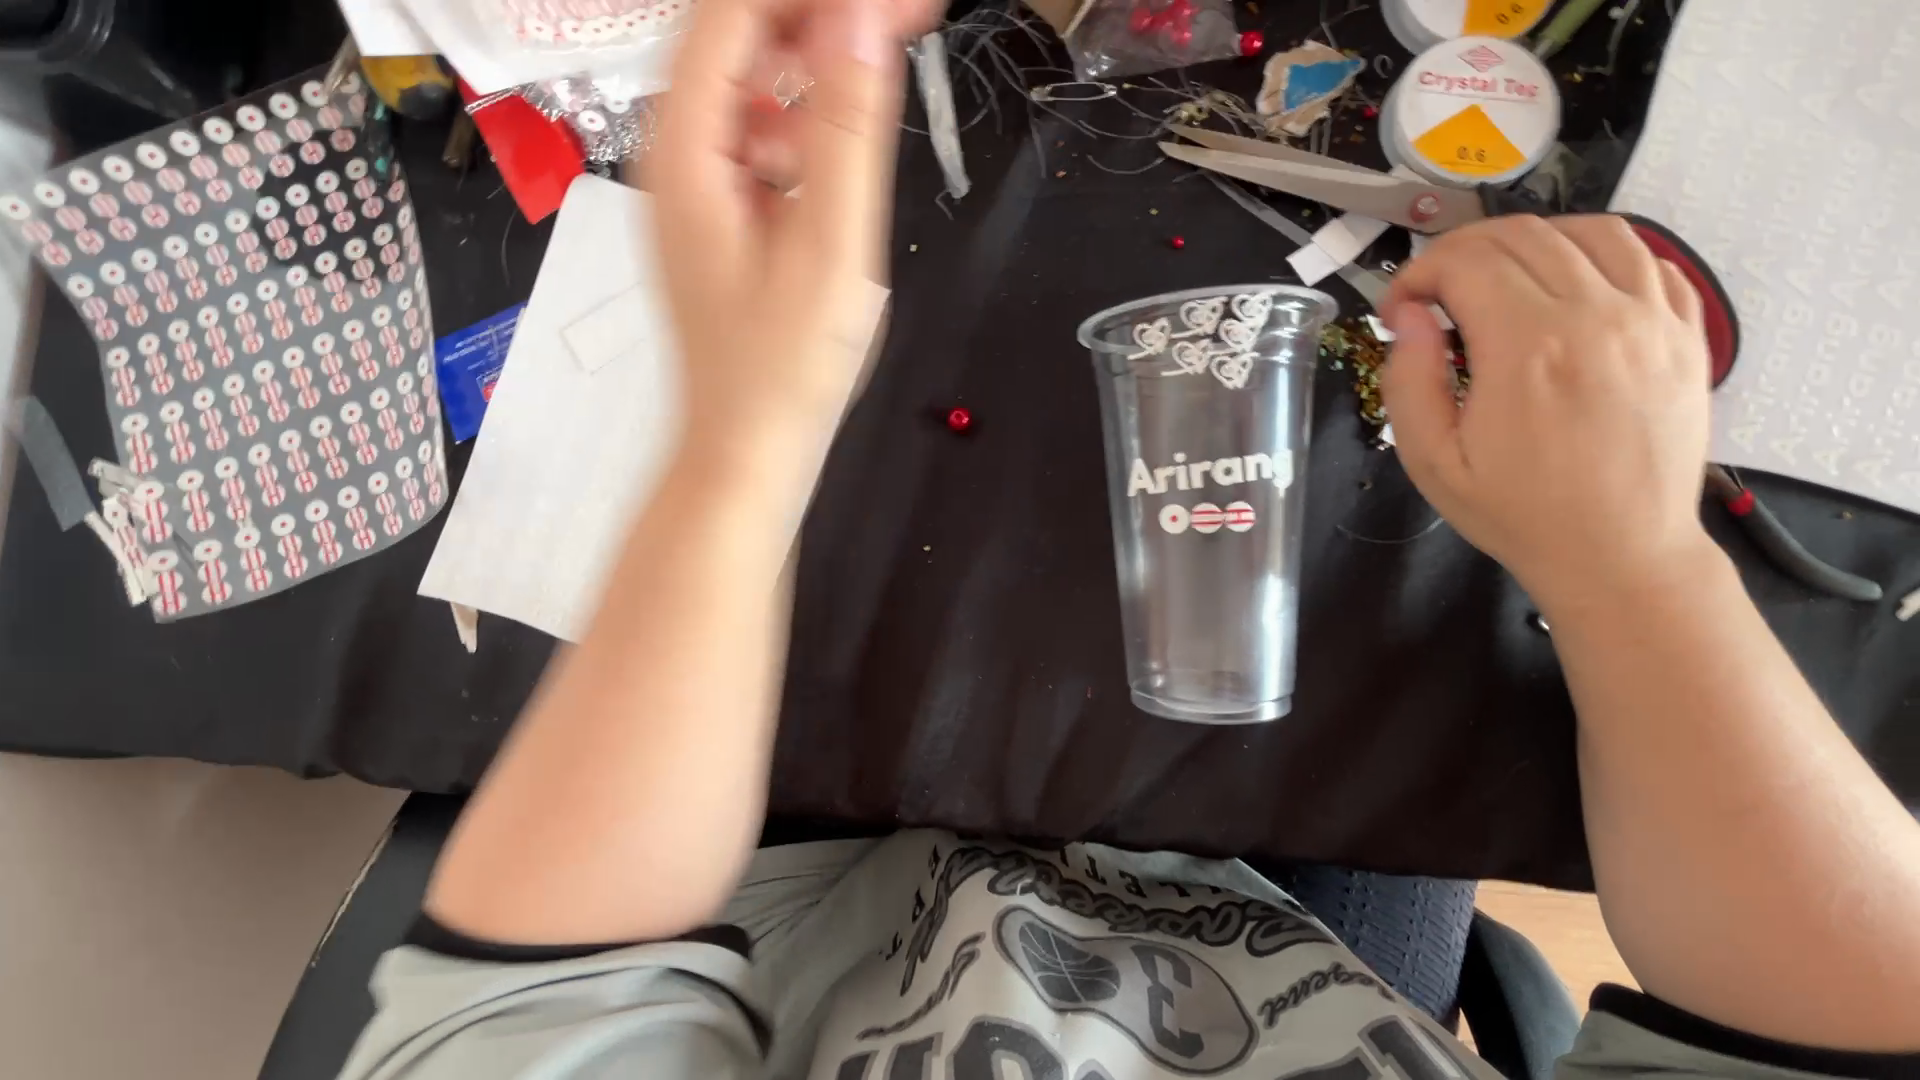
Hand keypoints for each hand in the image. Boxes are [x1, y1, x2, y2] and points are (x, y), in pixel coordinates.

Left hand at [643, 0, 924, 447]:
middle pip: (736, 39)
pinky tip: (833, 162)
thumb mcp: (829, 247)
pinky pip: (752, 141)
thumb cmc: (785, 368)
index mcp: (685, 151)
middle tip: (907, 22)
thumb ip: (846, 129)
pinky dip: (799, 129)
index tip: (900, 5)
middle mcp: (672, 155)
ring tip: (877, 85)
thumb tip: (860, 19)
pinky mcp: (714, 217)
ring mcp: (689, 187)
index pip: (734, 14)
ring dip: (812, 71)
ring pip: (746, 89)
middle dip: (819, 20)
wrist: (747, 449)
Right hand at [1379, 215, 1718, 610]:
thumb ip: (1408, 380)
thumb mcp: (1431, 460)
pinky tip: (1564, 288)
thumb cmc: (1514, 511)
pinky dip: (1594, 254)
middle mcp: (1595, 315)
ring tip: (1496, 280)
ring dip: (1527, 242)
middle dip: (1459, 253)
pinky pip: (1646, 257)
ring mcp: (1651, 318)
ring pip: (1588, 231)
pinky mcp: (1685, 332)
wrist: (1618, 552)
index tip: (1398, 311)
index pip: (1464, 263)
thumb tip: (1409, 316)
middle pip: (1521, 236)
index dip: (1416, 274)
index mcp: (1526, 348)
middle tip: (1432, 295)